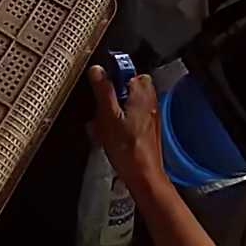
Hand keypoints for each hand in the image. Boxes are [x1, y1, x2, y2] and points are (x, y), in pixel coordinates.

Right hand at [87, 65, 163, 194]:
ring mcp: (148, 112)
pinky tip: (110, 136)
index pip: (125, 69)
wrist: (144, 176)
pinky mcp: (146, 125)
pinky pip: (127, 115)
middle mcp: (149, 98)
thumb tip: (96, 69)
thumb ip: (103, 90)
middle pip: (123, 86)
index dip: (110, 78)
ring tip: (103, 128)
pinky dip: (117, 122)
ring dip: (111, 112)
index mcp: (141, 91)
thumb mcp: (108, 116)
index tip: (99, 90)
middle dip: (109, 98)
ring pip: (124, 102)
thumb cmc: (128, 149)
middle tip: (100, 113)